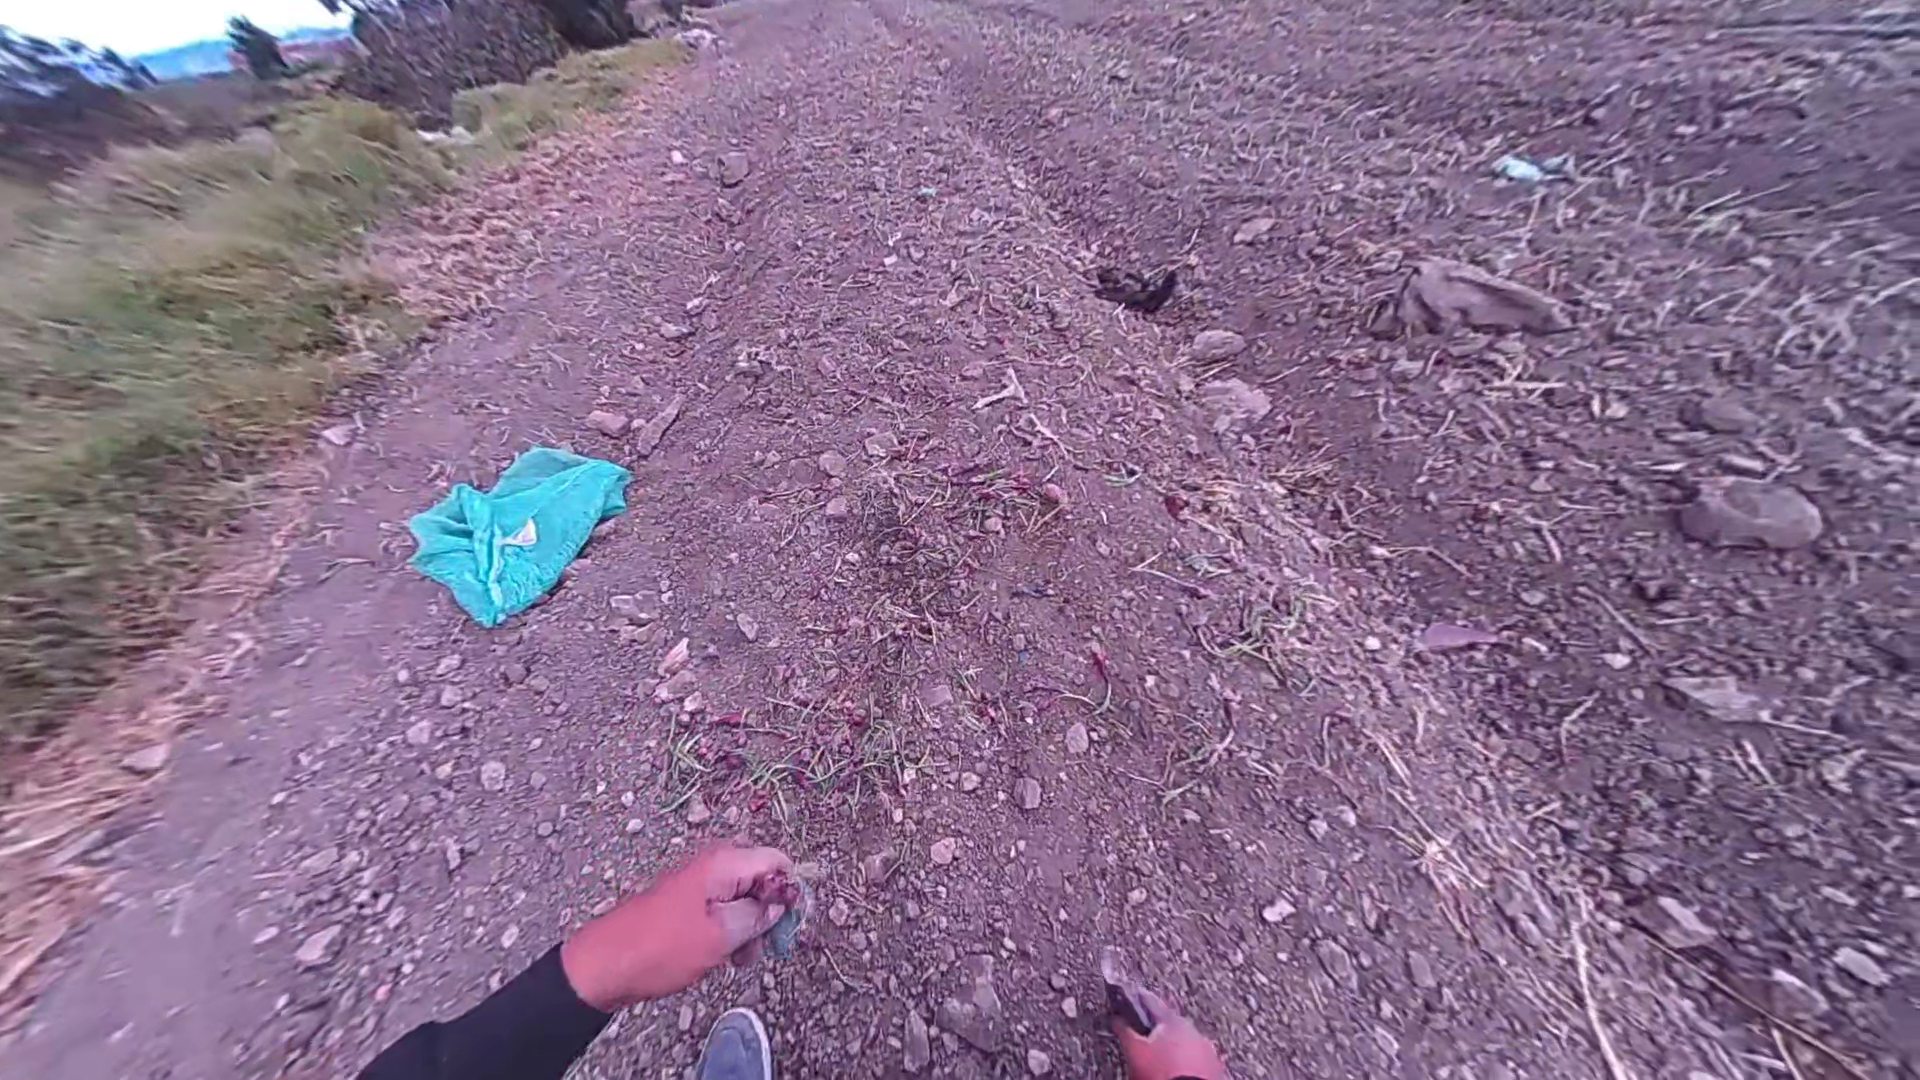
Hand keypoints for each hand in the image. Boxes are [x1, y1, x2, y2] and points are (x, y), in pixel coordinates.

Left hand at [560, 844, 792, 1010]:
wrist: (601, 966)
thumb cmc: (662, 947)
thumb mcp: (719, 936)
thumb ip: (757, 917)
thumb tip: (780, 906)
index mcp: (726, 862)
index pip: (776, 860)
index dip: (789, 888)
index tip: (789, 920)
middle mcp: (716, 864)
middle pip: (760, 878)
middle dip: (767, 911)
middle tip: (762, 946)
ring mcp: (700, 882)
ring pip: (742, 896)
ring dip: (748, 925)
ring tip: (739, 958)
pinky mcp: (687, 901)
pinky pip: (721, 907)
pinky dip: (728, 927)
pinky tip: (721, 955)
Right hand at [1113, 987, 1228, 1079]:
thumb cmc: (1161, 1074)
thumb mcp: (1134, 1051)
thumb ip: (1124, 1030)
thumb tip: (1116, 1017)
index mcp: (1172, 1020)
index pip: (1151, 1001)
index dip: (1137, 998)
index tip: (1129, 996)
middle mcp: (1193, 1031)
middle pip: (1170, 1024)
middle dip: (1159, 1029)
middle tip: (1146, 1038)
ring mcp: (1207, 1052)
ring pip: (1186, 1044)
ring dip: (1175, 1048)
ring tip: (1163, 1061)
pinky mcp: (1216, 1072)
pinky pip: (1198, 1063)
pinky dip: (1187, 1065)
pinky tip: (1178, 1073)